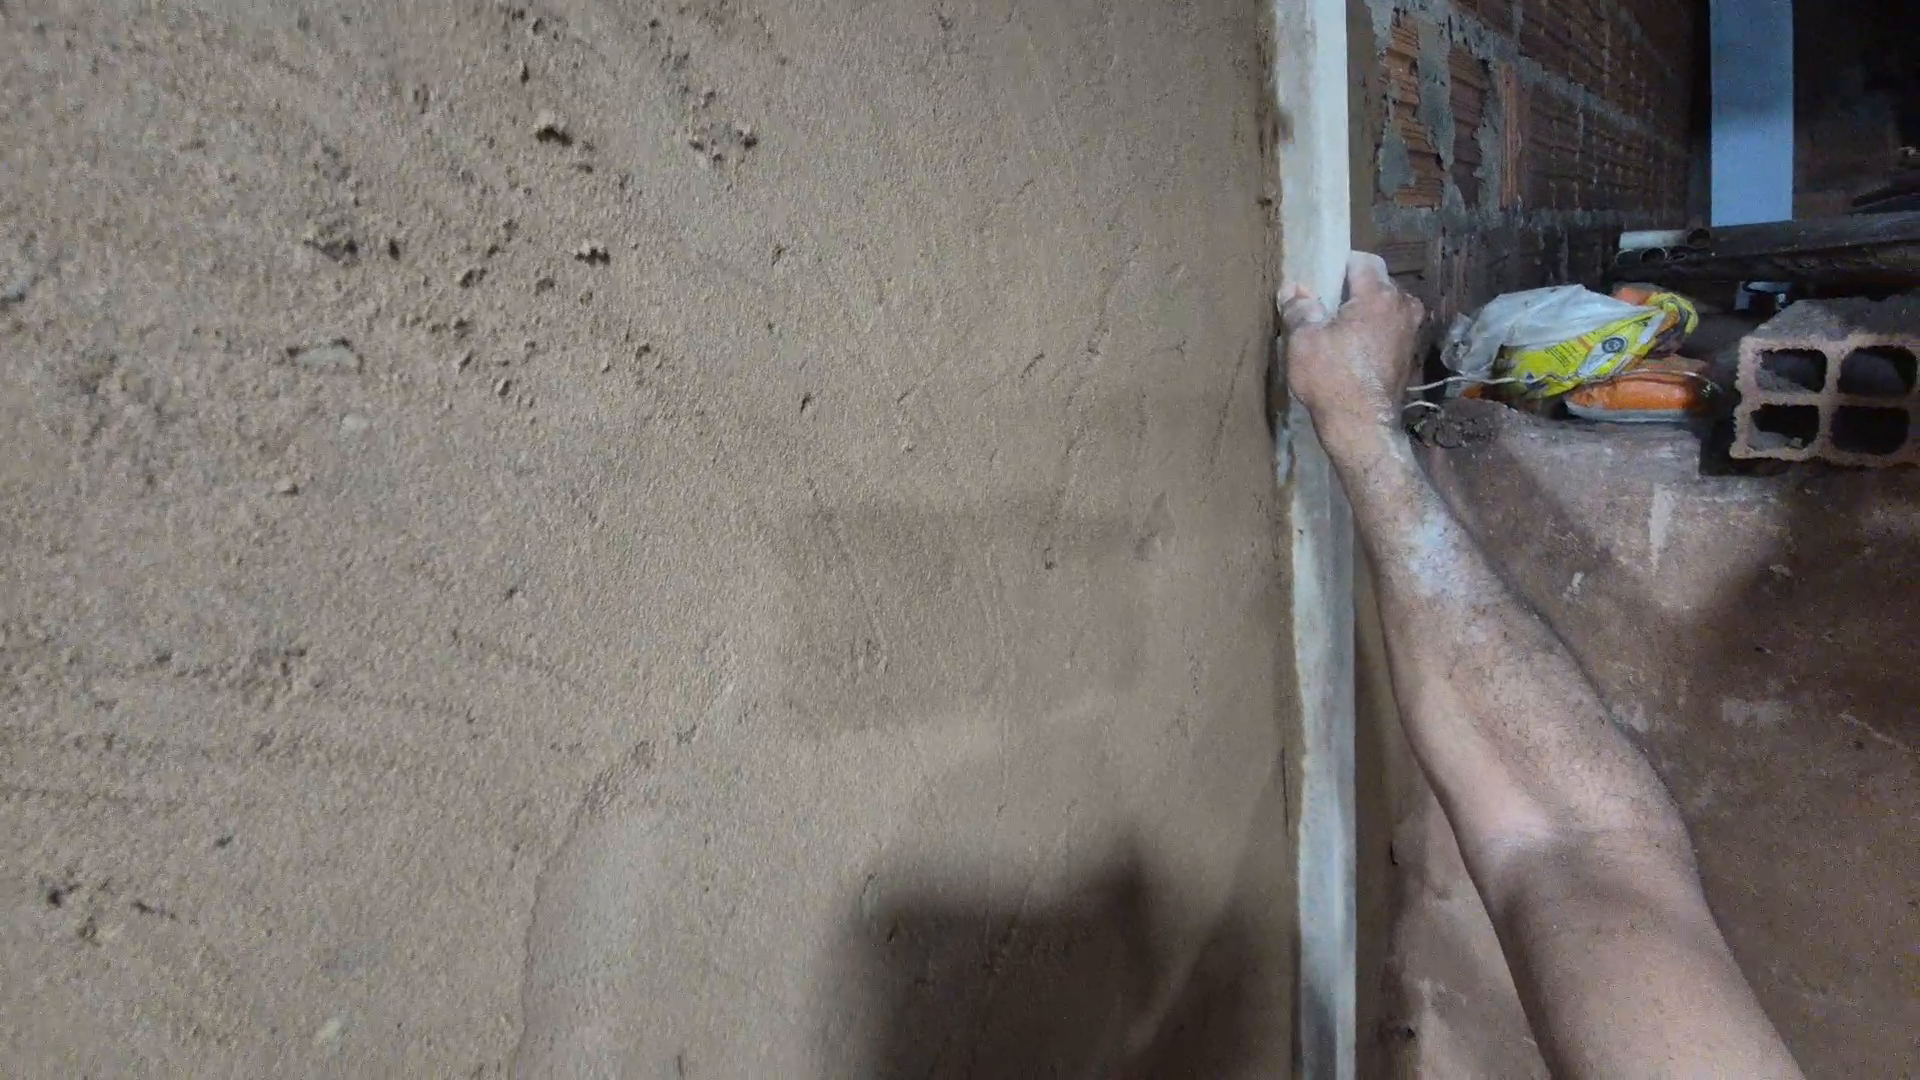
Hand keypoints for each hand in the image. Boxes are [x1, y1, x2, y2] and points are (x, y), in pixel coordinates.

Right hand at [1280, 251, 1424, 440]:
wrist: (1361, 424)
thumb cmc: (1331, 377)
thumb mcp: (1304, 341)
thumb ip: (1300, 309)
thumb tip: (1294, 290)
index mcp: (1379, 295)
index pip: (1364, 260)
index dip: (1340, 265)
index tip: (1320, 281)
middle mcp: (1404, 305)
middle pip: (1376, 284)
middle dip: (1351, 292)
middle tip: (1324, 310)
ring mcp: (1411, 330)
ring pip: (1383, 308)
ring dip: (1363, 314)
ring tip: (1337, 334)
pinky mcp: (1410, 353)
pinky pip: (1388, 330)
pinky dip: (1372, 333)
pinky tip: (1352, 353)